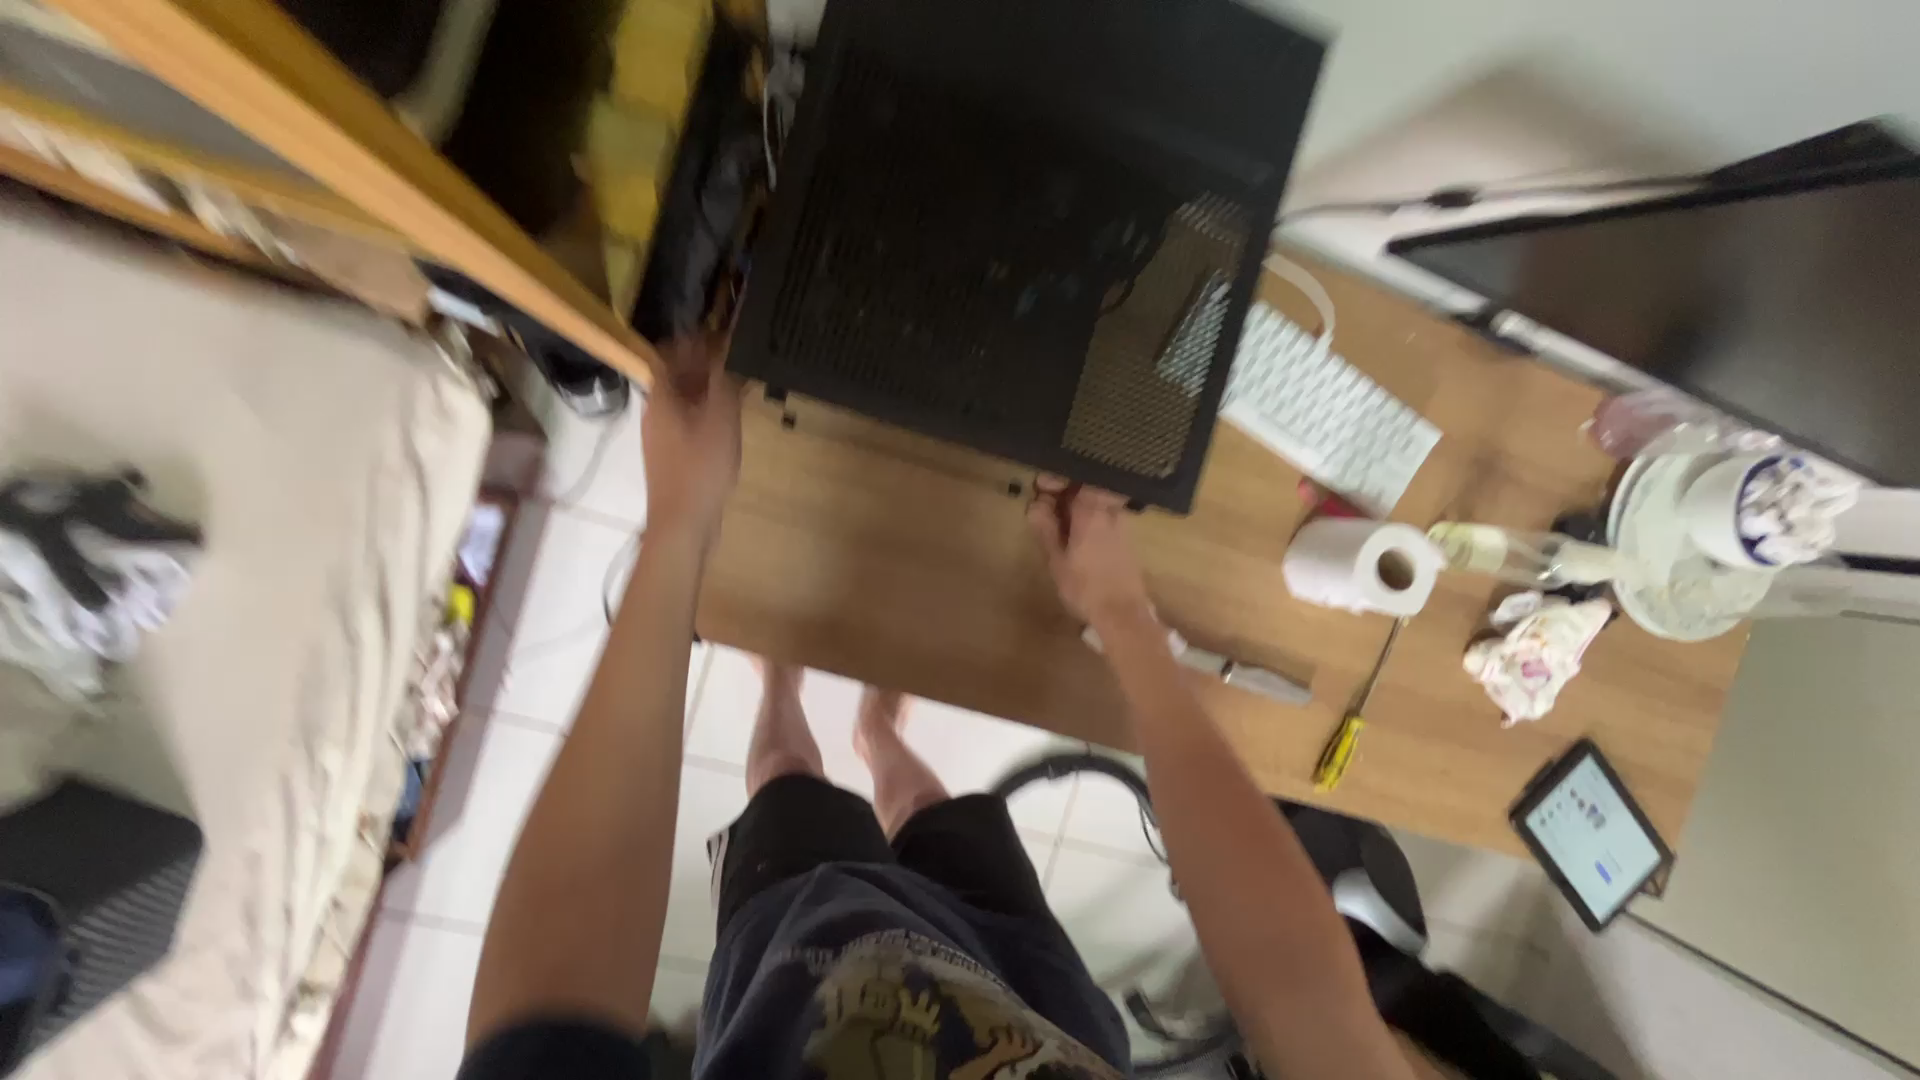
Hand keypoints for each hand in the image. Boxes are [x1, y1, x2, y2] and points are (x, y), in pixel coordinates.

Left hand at [643, 330, 743, 542]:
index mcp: (660, 396)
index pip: (669, 352)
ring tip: (742, 382)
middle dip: (705, 361)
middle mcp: (657, 411)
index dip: (693, 339)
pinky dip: (711, 410)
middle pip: (677, 375)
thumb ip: (724, 380)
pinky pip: (692, 419)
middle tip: (738, 354)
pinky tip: (733, 416)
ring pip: (686, 398)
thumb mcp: (721, 419)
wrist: (682, 523)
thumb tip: (727, 348)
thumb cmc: (700, 468)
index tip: (720, 330)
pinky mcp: (675, 454)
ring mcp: (664, 435)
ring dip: (710, 386)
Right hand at [1025, 477, 1151, 626]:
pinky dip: (1087, 516)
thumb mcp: (1056, 560)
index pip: (1075, 476)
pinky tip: (1074, 534)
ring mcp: (1121, 523)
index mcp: (1092, 511)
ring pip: (1096, 500)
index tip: (1040, 487)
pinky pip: (1104, 514)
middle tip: (1044, 507)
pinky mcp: (1125, 537)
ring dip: (1075, 505)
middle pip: (1086, 486)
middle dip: (1063, 491)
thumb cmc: (1085, 588)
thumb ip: (1045, 528)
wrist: (1123, 614)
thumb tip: (1036, 504)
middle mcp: (1110, 510)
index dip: (1056, 477)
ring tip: (1056, 523)